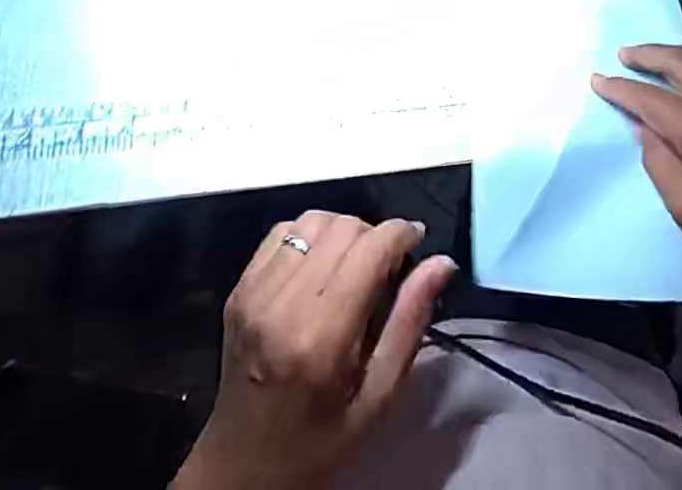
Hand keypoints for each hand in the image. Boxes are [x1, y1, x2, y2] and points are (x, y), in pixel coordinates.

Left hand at [173, 211, 456, 489]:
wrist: (246, 461)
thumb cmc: (322, 438)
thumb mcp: (380, 396)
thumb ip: (410, 322)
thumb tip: (441, 263)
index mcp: (321, 335)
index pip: (368, 249)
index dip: (400, 234)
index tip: (417, 241)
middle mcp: (282, 301)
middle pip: (341, 227)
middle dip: (374, 234)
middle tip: (388, 263)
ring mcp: (254, 289)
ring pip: (311, 220)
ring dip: (342, 230)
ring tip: (355, 261)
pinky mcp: (239, 285)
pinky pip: (282, 232)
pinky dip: (309, 235)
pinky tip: (320, 263)